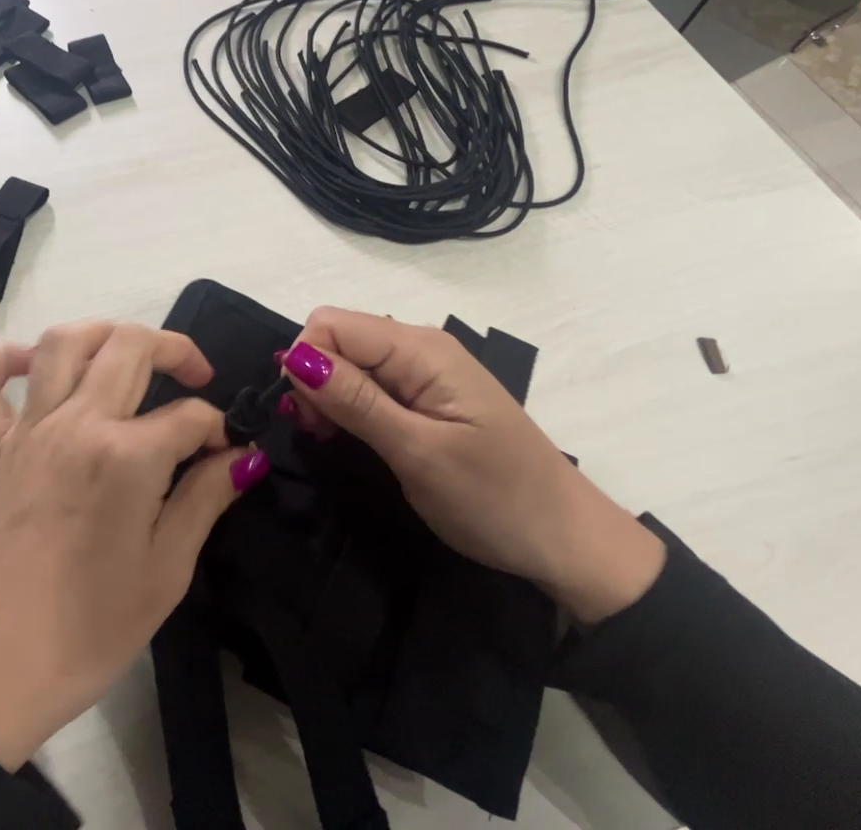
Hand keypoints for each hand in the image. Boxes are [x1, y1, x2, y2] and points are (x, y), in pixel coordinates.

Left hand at [0, 323, 256, 769]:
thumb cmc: (90, 630)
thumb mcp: (166, 570)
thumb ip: (205, 500)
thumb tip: (243, 458)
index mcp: (126, 456)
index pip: (189, 416)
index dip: (218, 430)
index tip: (228, 457)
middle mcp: (76, 425)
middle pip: (129, 347)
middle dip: (175, 350)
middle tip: (196, 378)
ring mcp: (26, 432)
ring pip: (60, 343)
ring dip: (102, 332)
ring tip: (129, 352)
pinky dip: (3, 360)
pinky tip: (33, 366)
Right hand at [281, 307, 664, 624]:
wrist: (564, 538)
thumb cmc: (494, 498)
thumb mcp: (418, 453)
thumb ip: (356, 402)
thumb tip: (296, 358)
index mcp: (421, 350)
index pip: (331, 323)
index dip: (306, 363)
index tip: (310, 419)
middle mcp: (421, 346)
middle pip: (338, 337)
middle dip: (313, 379)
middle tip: (322, 436)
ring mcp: (426, 371)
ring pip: (350, 361)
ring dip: (329, 396)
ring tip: (337, 442)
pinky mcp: (428, 396)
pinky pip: (371, 383)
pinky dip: (350, 406)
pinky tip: (356, 438)